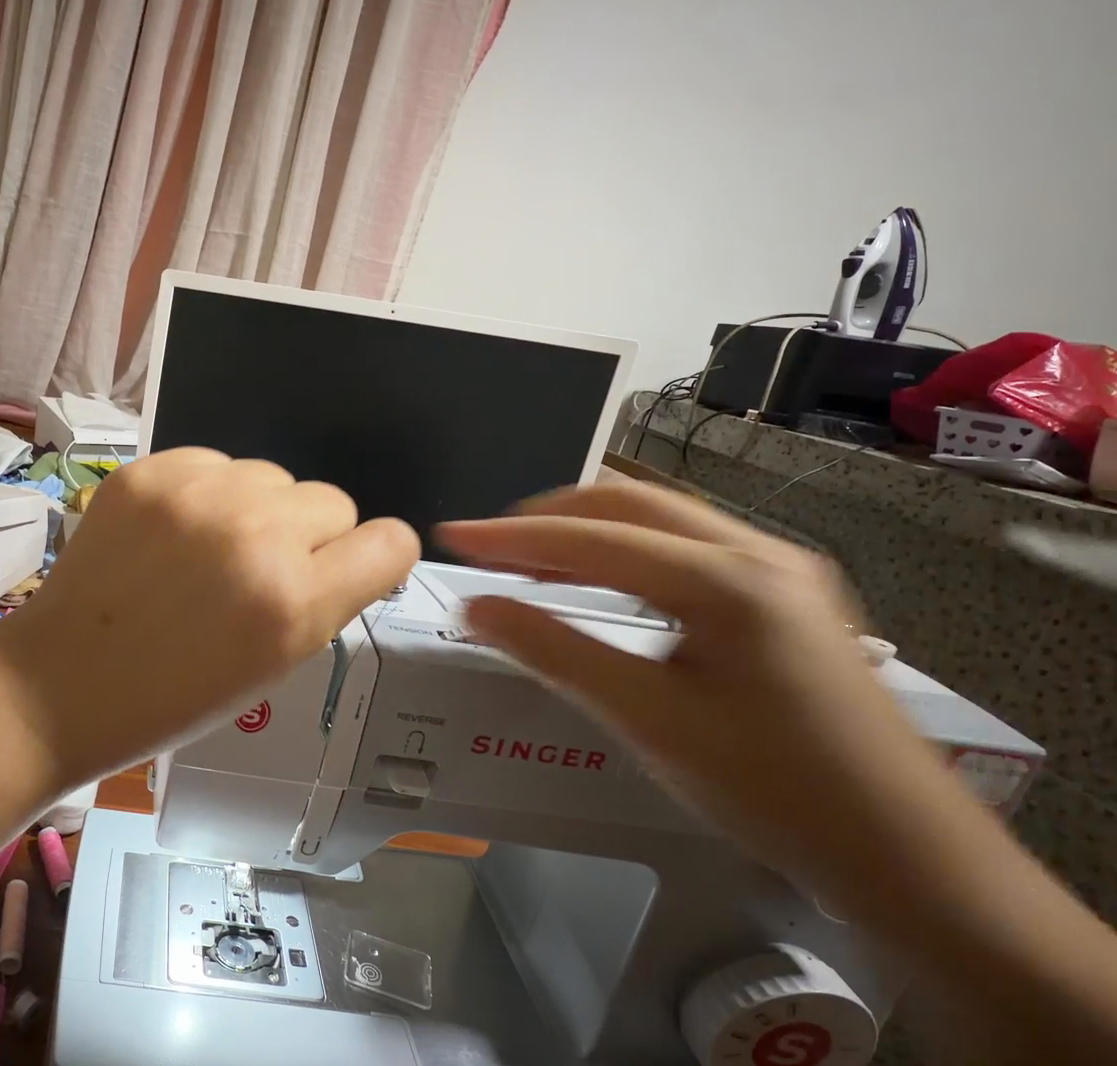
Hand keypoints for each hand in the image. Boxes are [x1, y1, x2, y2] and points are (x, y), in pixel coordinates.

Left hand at [0, 448, 418, 784]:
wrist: (62, 682)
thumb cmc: (170, 698)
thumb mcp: (271, 670)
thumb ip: (319, 603)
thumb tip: (344, 554)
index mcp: (293, 603)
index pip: (389, 542)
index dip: (374, 558)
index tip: (349, 568)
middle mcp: (255, 535)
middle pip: (333, 501)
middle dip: (310, 538)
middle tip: (259, 573)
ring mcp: (197, 496)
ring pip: (273, 476)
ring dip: (258, 509)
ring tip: (209, 552)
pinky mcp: (149, 473)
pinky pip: (216, 462)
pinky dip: (208, 493)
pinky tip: (174, 533)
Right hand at [436, 481, 956, 876]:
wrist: (910, 856)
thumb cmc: (774, 790)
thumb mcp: (649, 720)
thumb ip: (556, 652)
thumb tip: (475, 607)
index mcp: (727, 578)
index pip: (593, 537)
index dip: (510, 536)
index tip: (449, 536)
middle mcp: (758, 553)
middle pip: (630, 504)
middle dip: (548, 519)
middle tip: (486, 548)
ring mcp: (782, 571)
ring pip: (660, 521)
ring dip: (586, 533)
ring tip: (526, 564)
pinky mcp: (787, 597)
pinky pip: (686, 550)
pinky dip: (626, 554)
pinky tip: (596, 584)